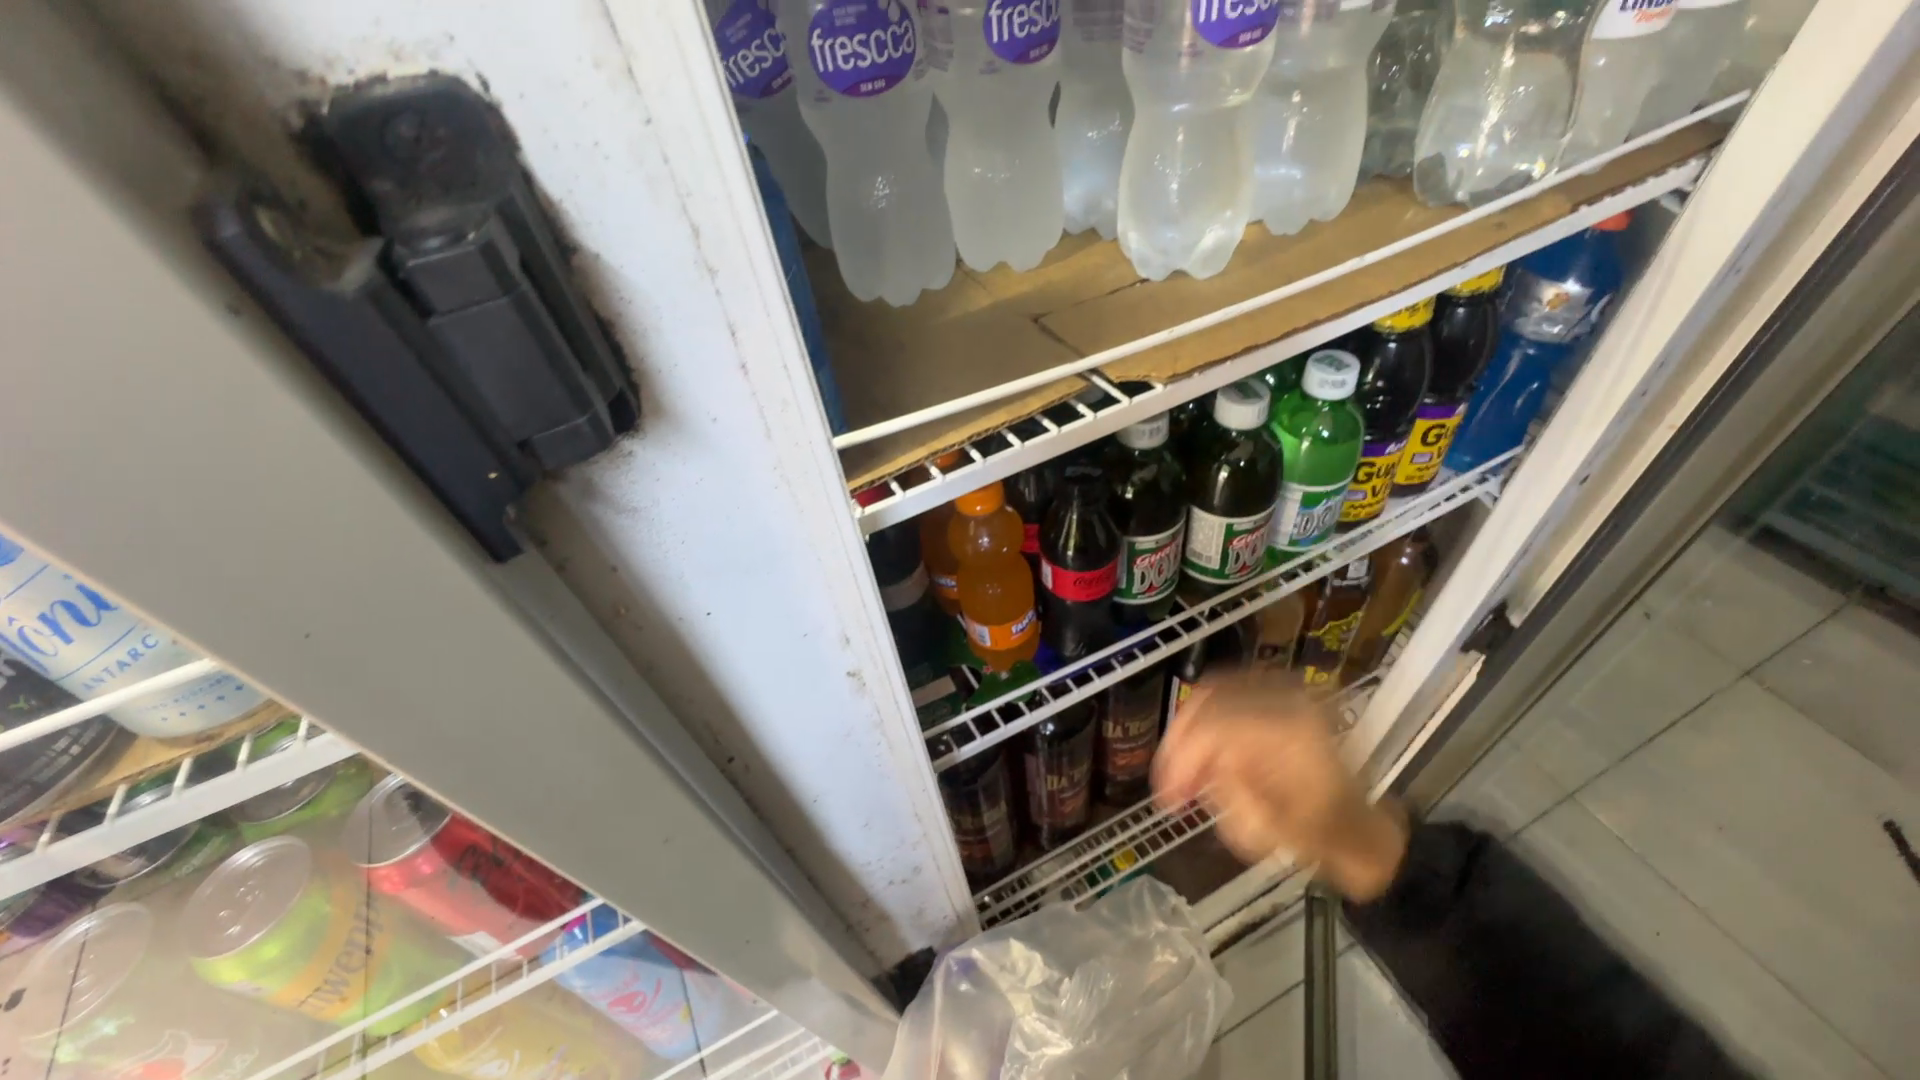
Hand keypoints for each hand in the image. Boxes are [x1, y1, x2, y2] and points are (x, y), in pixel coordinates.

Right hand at [1151, 672, 1410, 901]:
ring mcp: (1287, 694)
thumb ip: (1228, 792)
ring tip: (1181, 768)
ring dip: (1188, 728)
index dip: (1180, 757)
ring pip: (1213, 691)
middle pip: (1209, 698)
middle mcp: (1288, 701)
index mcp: (1289, 733)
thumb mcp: (1269, 831)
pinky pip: (1228, 693)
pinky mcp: (1281, 698)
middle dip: (1179, 739)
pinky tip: (1200, 751)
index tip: (1168, 796)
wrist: (1365, 832)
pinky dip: (1204, 718)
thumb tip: (1199, 768)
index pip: (1214, 726)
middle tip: (1167, 780)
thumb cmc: (1323, 839)